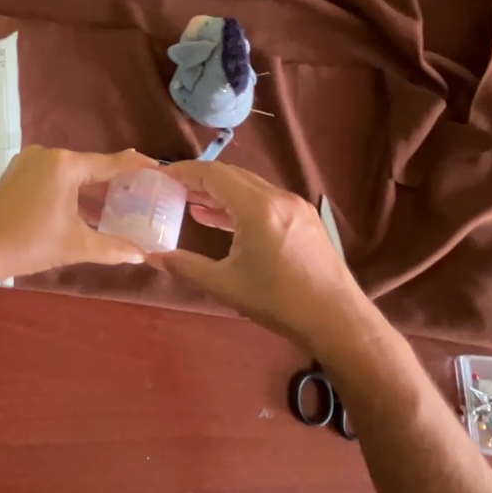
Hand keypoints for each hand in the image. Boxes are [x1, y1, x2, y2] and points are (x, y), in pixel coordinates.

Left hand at [0, 146, 158, 282]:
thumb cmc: (29, 244)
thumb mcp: (77, 246)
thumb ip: (113, 247)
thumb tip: (142, 254)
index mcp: (64, 164)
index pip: (110, 163)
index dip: (137, 166)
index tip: (160, 168)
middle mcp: (46, 155)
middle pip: (90, 167)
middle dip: (113, 182)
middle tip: (141, 194)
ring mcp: (27, 163)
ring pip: (70, 174)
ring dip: (90, 190)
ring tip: (117, 206)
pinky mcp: (14, 175)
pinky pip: (52, 178)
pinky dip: (70, 191)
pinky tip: (83, 210)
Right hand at [150, 161, 374, 349]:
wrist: (338, 320)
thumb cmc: (279, 301)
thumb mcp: (225, 284)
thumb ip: (186, 265)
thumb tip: (153, 256)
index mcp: (257, 208)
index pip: (214, 174)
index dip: (184, 172)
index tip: (161, 175)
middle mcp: (278, 198)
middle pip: (232, 175)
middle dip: (200, 179)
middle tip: (172, 189)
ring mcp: (295, 206)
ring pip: (249, 187)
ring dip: (220, 192)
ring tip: (191, 203)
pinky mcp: (304, 219)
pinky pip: (264, 200)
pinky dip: (239, 204)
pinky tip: (222, 220)